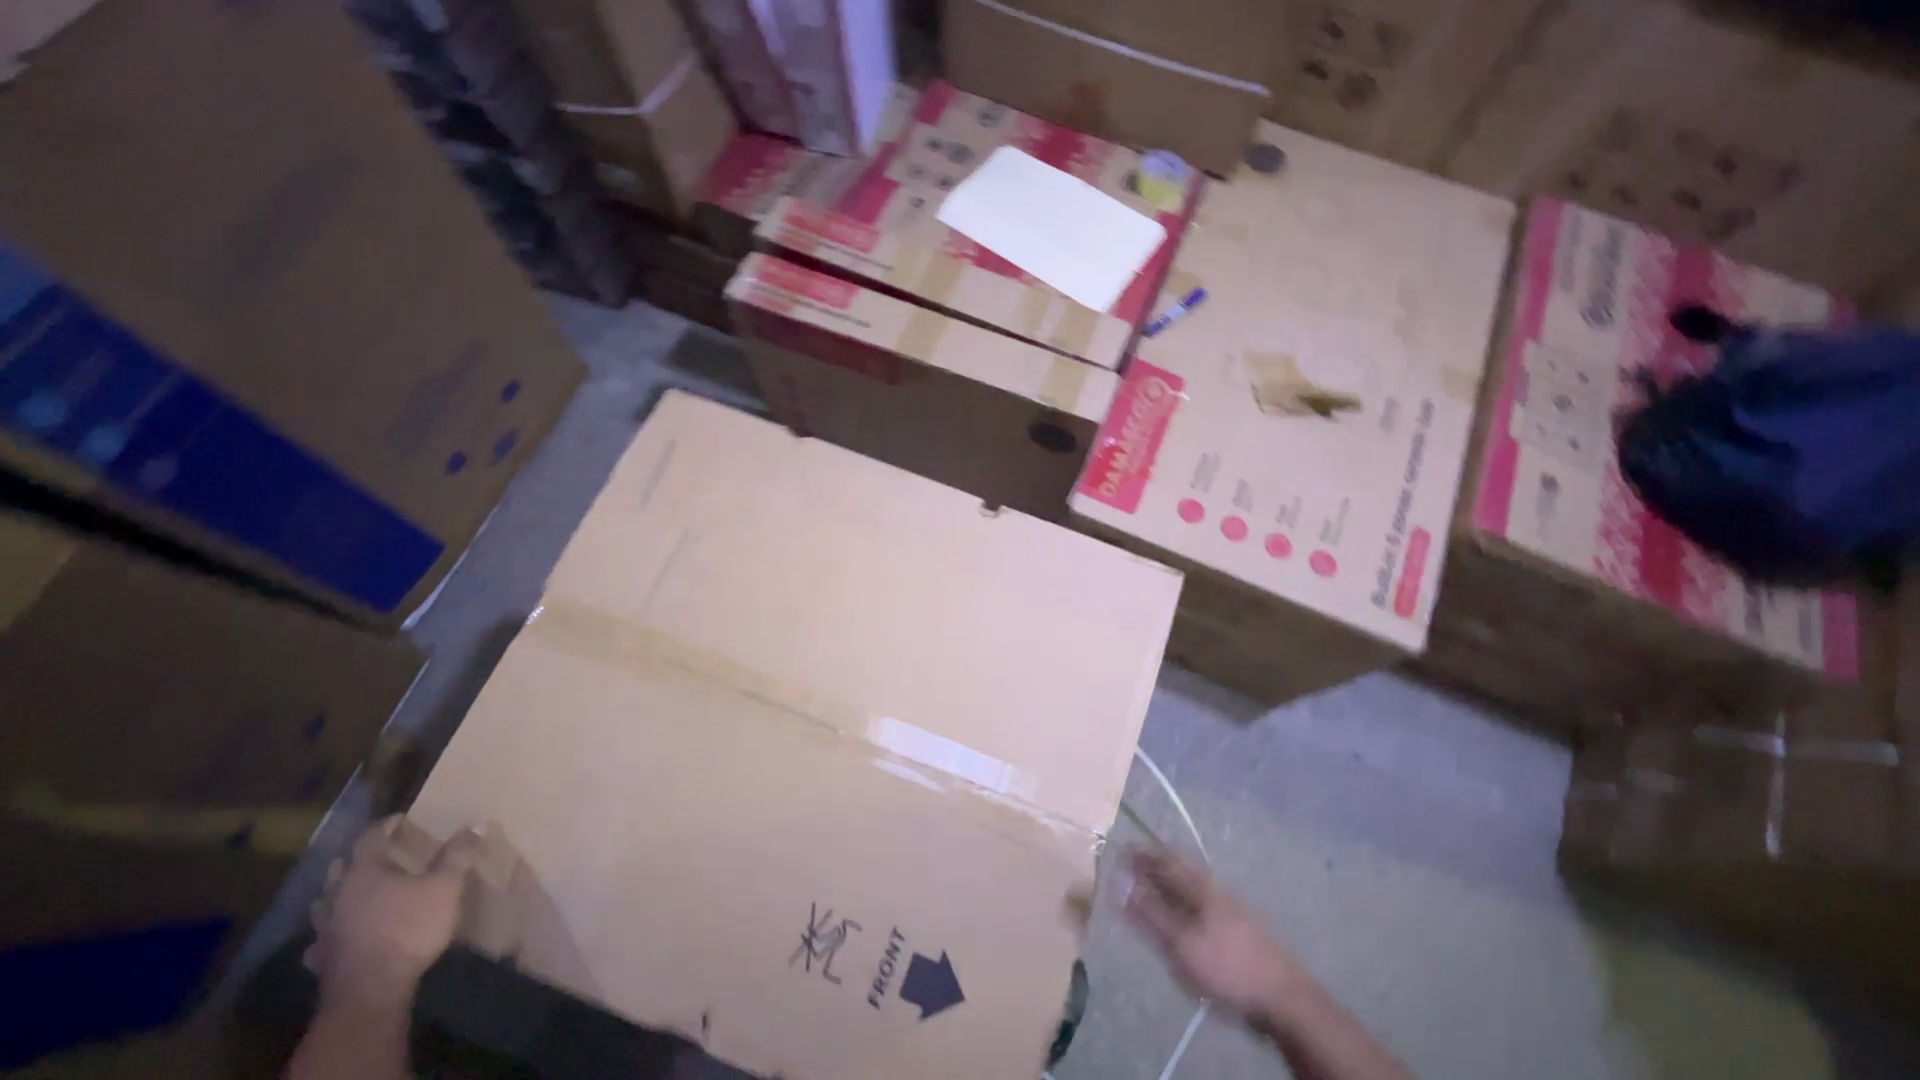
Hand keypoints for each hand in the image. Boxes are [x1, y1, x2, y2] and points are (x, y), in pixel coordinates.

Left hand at [306, 817, 480, 1007]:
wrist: (371, 988)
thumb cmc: (410, 928)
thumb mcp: (446, 887)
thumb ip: (458, 855)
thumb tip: (475, 823)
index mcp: (365, 872)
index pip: (370, 838)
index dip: (385, 826)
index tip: (400, 820)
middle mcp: (338, 894)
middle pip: (341, 867)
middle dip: (358, 858)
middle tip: (377, 855)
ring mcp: (325, 927)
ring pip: (325, 902)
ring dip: (338, 894)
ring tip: (353, 893)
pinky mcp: (322, 957)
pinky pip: (321, 940)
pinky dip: (330, 934)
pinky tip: (338, 938)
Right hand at [1124, 847, 1301, 1019]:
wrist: (1284, 999)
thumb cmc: (1227, 967)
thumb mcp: (1181, 943)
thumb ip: (1150, 914)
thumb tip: (1121, 884)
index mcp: (1201, 887)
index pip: (1166, 859)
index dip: (1141, 854)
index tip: (1119, 852)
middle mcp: (1215, 891)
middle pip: (1179, 871)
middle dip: (1153, 870)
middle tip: (1128, 873)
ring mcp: (1229, 911)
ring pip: (1190, 890)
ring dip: (1166, 888)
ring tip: (1147, 897)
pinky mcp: (1236, 932)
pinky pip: (1199, 908)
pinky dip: (1180, 906)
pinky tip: (1177, 923)